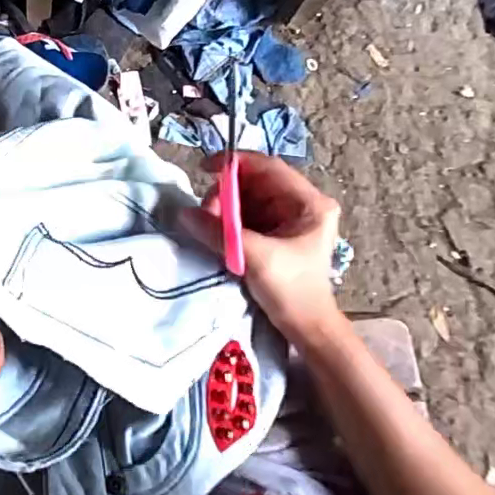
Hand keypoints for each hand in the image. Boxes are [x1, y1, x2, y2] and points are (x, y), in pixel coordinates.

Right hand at [179, 151, 343, 343]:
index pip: (269, 168)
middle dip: (227, 193)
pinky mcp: (278, 235)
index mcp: (310, 204)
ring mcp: (290, 220)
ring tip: (209, 225)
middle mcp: (303, 205)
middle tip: (205, 211)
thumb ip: (219, 233)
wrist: (307, 330)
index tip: (205, 168)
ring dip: (226, 208)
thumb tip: (184, 214)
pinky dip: (230, 221)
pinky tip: (217, 232)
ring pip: (250, 200)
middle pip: (257, 183)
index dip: (236, 164)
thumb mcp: (255, 258)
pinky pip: (249, 217)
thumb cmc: (292, 292)